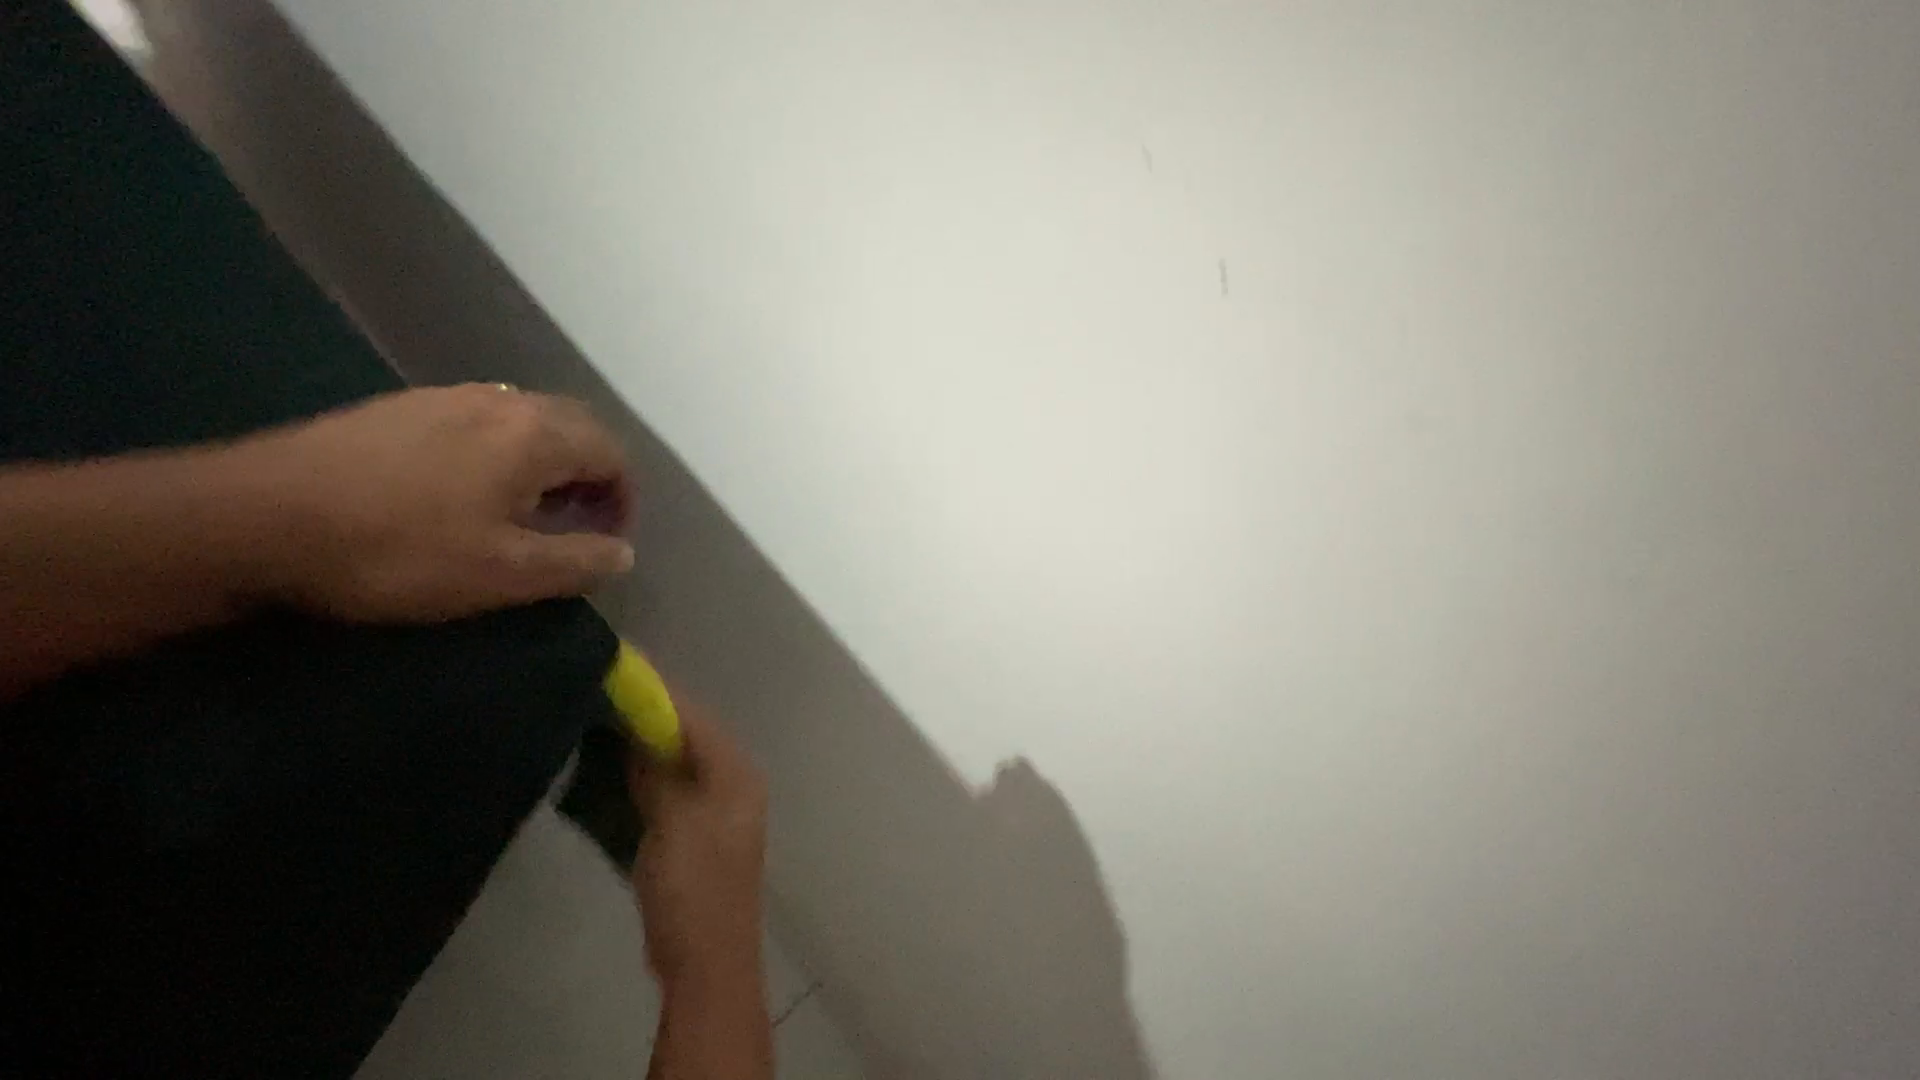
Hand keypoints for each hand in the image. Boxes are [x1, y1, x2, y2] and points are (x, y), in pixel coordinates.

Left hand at [233, 384, 633, 620]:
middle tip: (579, 522)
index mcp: (536, 436)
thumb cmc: (398, 550)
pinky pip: (483, 420)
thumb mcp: (503, 573)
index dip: (623, 498)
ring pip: (528, 419)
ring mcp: (446, 397)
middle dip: (593, 473)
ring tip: (528, 509)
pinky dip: (505, 450)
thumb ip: (577, 562)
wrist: (255, 517)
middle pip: (576, 426)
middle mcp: (501, 402)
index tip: (607, 541)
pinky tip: (469, 489)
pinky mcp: (402, 407)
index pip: (613, 453)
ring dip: (549, 461)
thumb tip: (625, 555)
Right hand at [627, 703, 768, 986]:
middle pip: (690, 736)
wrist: (706, 959)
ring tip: (603, 720)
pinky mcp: (698, 833)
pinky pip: (672, 787)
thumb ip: (657, 774)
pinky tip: (617, 768)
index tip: (621, 669)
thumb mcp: (672, 822)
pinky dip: (647, 774)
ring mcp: (718, 809)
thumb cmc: (693, 886)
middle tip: (605, 692)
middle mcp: (734, 783)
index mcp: (736, 773)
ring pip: (680, 761)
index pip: (695, 719)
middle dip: (651, 716)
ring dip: (647, 745)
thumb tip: (639, 737)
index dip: (658, 695)